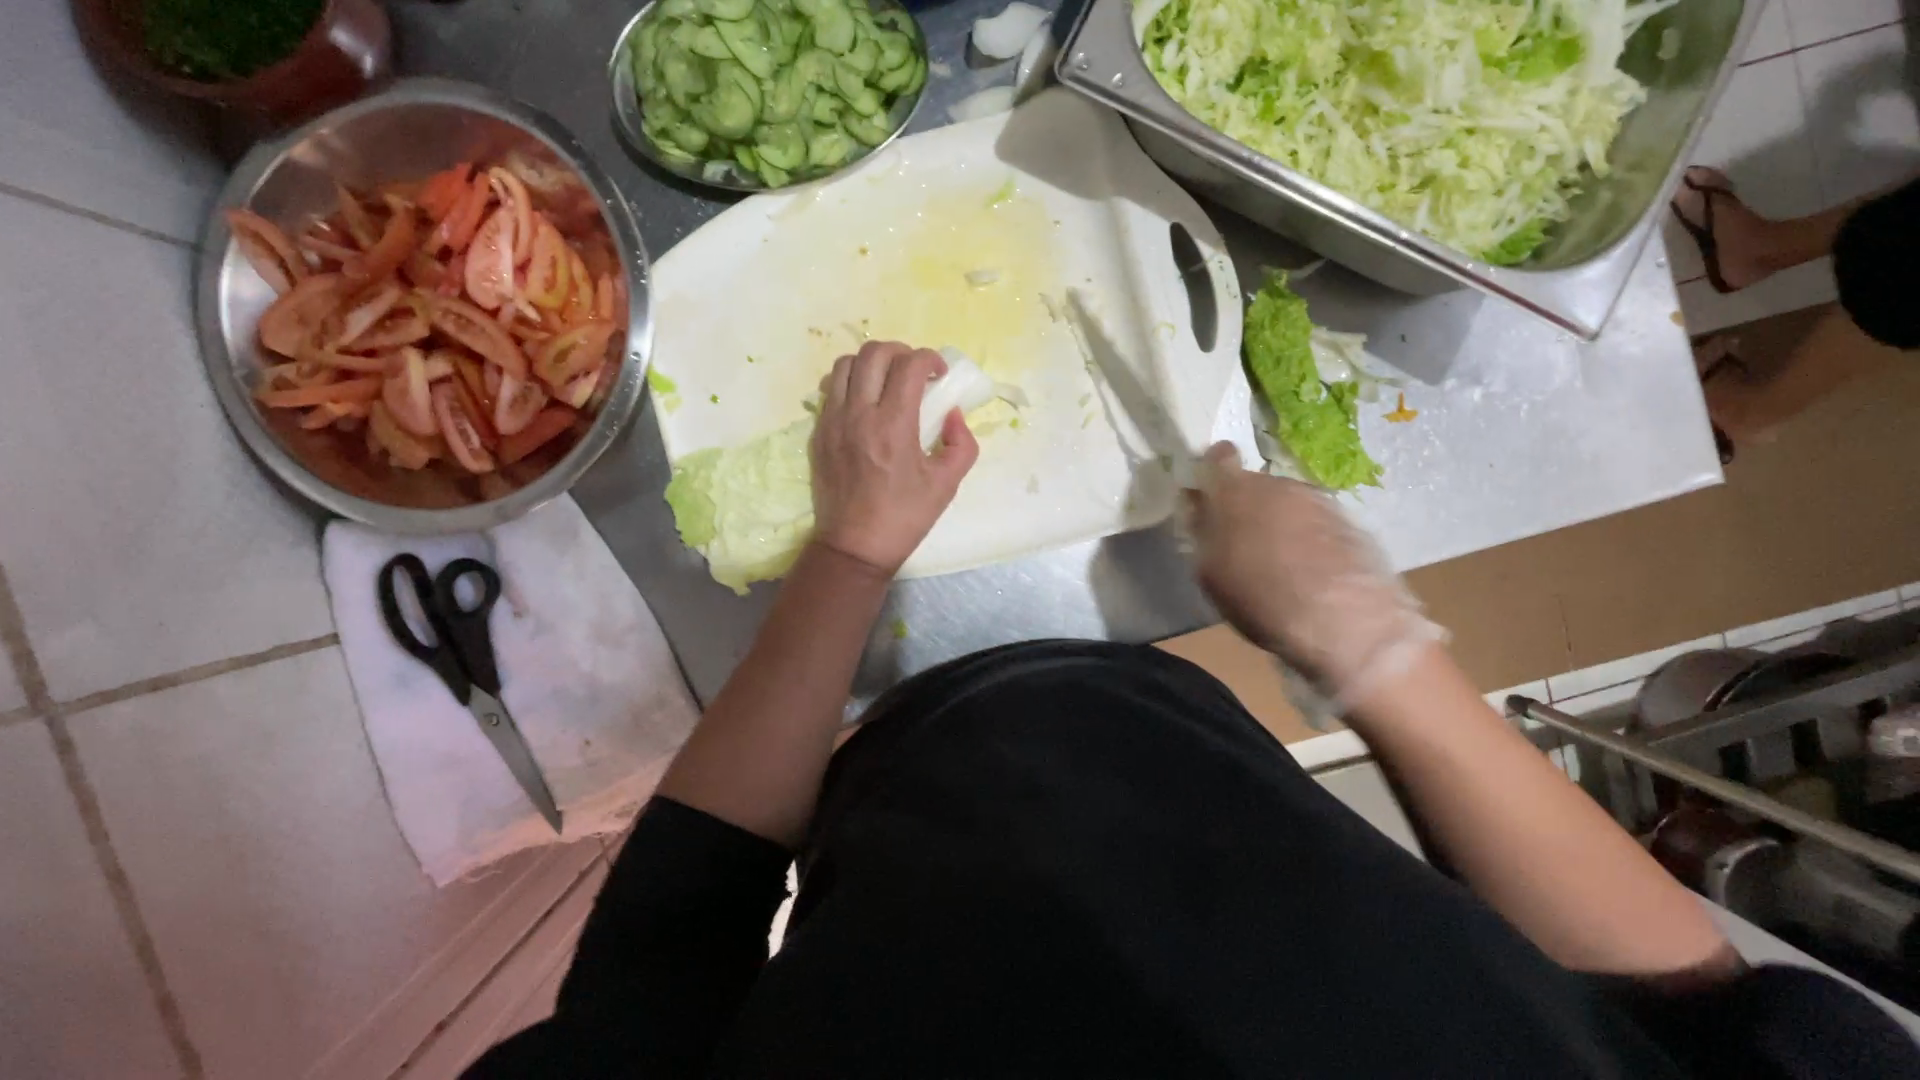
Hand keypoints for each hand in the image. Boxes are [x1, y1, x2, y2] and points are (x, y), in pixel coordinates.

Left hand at [811, 341, 978, 576]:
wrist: (854, 547)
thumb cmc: (905, 518)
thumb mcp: (947, 484)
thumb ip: (961, 443)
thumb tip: (952, 414)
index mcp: (894, 426)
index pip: (909, 365)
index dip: (929, 359)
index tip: (939, 375)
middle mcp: (859, 415)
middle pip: (873, 353)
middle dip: (900, 352)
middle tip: (914, 371)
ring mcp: (833, 422)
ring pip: (845, 365)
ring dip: (870, 364)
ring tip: (885, 381)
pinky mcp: (818, 434)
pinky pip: (830, 391)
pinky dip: (849, 384)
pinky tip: (864, 403)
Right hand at [1187, 442, 1442, 705]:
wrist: (1346, 618)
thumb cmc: (1261, 596)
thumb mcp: (1210, 572)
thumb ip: (1202, 532)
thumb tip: (1199, 508)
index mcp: (1236, 492)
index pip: (1219, 458)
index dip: (1212, 469)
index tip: (1208, 489)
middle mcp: (1279, 485)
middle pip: (1256, 485)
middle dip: (1247, 506)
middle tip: (1243, 541)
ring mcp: (1320, 501)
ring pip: (1289, 504)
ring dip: (1281, 522)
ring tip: (1280, 561)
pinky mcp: (1352, 522)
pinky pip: (1318, 523)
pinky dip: (1310, 539)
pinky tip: (1311, 571)